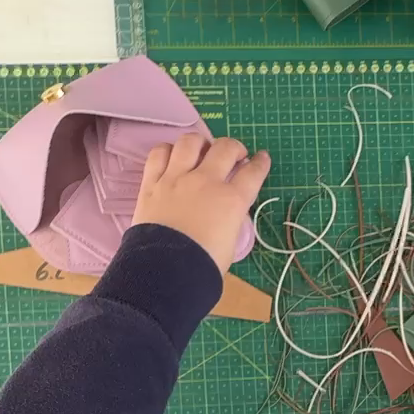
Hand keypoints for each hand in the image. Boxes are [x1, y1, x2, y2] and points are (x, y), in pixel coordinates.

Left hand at [133, 134, 272, 272]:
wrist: (167, 271)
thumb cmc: (204, 266)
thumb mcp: (230, 245)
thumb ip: (230, 222)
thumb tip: (226, 216)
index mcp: (231, 201)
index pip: (252, 173)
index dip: (260, 163)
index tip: (262, 158)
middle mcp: (206, 182)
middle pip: (225, 148)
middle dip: (234, 148)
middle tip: (234, 155)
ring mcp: (177, 178)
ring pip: (190, 142)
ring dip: (201, 143)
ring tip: (202, 151)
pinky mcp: (152, 183)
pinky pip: (159, 153)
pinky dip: (168, 151)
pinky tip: (172, 157)